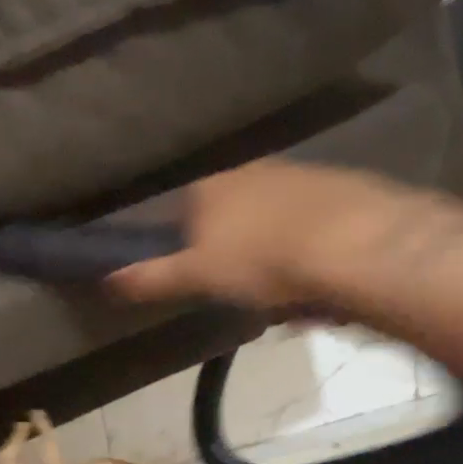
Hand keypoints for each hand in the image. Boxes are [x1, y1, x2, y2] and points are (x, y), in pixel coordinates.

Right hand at [106, 159, 462, 311]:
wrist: (360, 246)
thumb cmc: (261, 259)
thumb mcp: (195, 277)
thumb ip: (149, 278)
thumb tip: (103, 279)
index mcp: (212, 184)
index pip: (181, 208)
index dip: (182, 243)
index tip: (191, 274)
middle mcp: (255, 170)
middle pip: (229, 214)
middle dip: (230, 248)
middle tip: (236, 288)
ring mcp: (303, 176)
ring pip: (271, 220)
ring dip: (270, 252)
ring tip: (281, 293)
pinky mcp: (347, 191)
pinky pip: (312, 227)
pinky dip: (307, 252)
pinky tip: (316, 282)